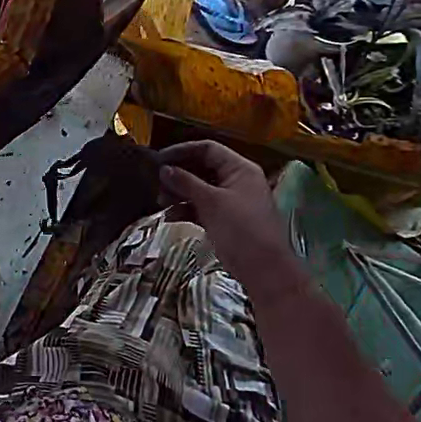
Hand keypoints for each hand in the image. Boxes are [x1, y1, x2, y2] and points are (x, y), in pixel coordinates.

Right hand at [158, 141, 295, 289]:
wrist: (265, 272)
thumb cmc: (241, 230)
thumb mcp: (211, 203)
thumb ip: (186, 182)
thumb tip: (164, 169)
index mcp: (240, 169)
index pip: (207, 149)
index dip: (181, 151)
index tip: (158, 159)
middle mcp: (237, 180)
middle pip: (202, 168)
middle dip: (178, 175)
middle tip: (155, 182)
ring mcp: (232, 201)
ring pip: (200, 189)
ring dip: (179, 193)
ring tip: (160, 202)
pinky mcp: (226, 220)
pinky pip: (202, 207)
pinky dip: (187, 210)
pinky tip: (170, 217)